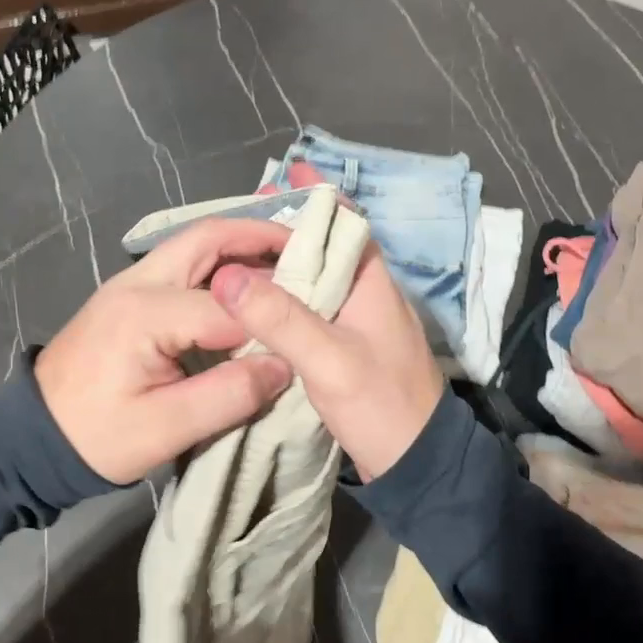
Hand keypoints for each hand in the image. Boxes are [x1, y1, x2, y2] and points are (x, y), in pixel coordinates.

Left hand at [35, 217, 295, 483]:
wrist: (34, 436)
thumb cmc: (96, 436)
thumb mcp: (164, 429)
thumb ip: (228, 395)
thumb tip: (283, 365)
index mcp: (145, 313)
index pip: (225, 304)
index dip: (269, 318)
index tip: (311, 325)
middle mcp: (137, 283)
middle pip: (205, 239)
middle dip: (256, 237)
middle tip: (306, 248)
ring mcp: (129, 284)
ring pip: (192, 247)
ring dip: (238, 247)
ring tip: (285, 261)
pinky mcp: (128, 296)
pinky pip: (181, 266)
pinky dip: (218, 265)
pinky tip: (245, 287)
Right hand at [213, 164, 443, 480]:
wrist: (417, 468)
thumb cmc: (382, 405)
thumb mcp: (330, 360)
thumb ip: (282, 318)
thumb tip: (225, 277)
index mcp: (370, 281)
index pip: (344, 222)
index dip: (314, 196)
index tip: (283, 175)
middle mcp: (363, 292)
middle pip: (322, 246)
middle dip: (284, 226)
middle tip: (237, 216)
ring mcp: (353, 321)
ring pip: (311, 277)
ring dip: (278, 262)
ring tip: (231, 253)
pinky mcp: (342, 346)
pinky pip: (307, 307)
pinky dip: (280, 297)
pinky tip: (250, 303)